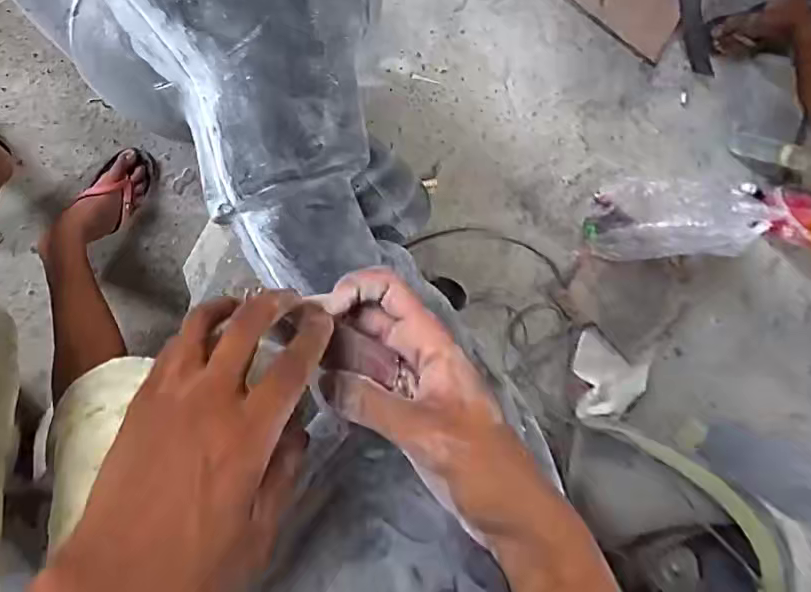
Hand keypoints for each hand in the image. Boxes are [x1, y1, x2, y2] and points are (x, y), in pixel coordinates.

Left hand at [34, 291, 331, 591]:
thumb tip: (298, 430)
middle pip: (245, 326)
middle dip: (272, 303)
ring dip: (228, 305)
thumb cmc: (197, 561)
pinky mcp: (143, 389)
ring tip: (245, 303)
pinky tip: (203, 337)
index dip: (310, 337)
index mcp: (246, 433)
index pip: (289, 368)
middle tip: (289, 297)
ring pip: (201, 322)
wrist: (119, 565)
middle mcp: (209, 395)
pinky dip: (195, 329)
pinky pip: (173, 343)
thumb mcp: (259, 532)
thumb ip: (284, 474)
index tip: (322, 318)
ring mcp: (170, 386)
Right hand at [314, 267, 617, 591]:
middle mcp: (414, 353)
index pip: (390, 290)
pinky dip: (338, 376)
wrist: (516, 522)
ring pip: (361, 347)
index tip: (326, 311)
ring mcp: (405, 381)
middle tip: (294, 330)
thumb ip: (372, 403)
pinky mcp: (398, 408)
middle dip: (332, 315)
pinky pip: (362, 379)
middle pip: (368, 316)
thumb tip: (321, 380)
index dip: (355, 288)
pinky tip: (313, 381)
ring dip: (330, 344)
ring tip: (294, 349)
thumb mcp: (427, 433)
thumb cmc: (484, 468)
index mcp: (431, 344)